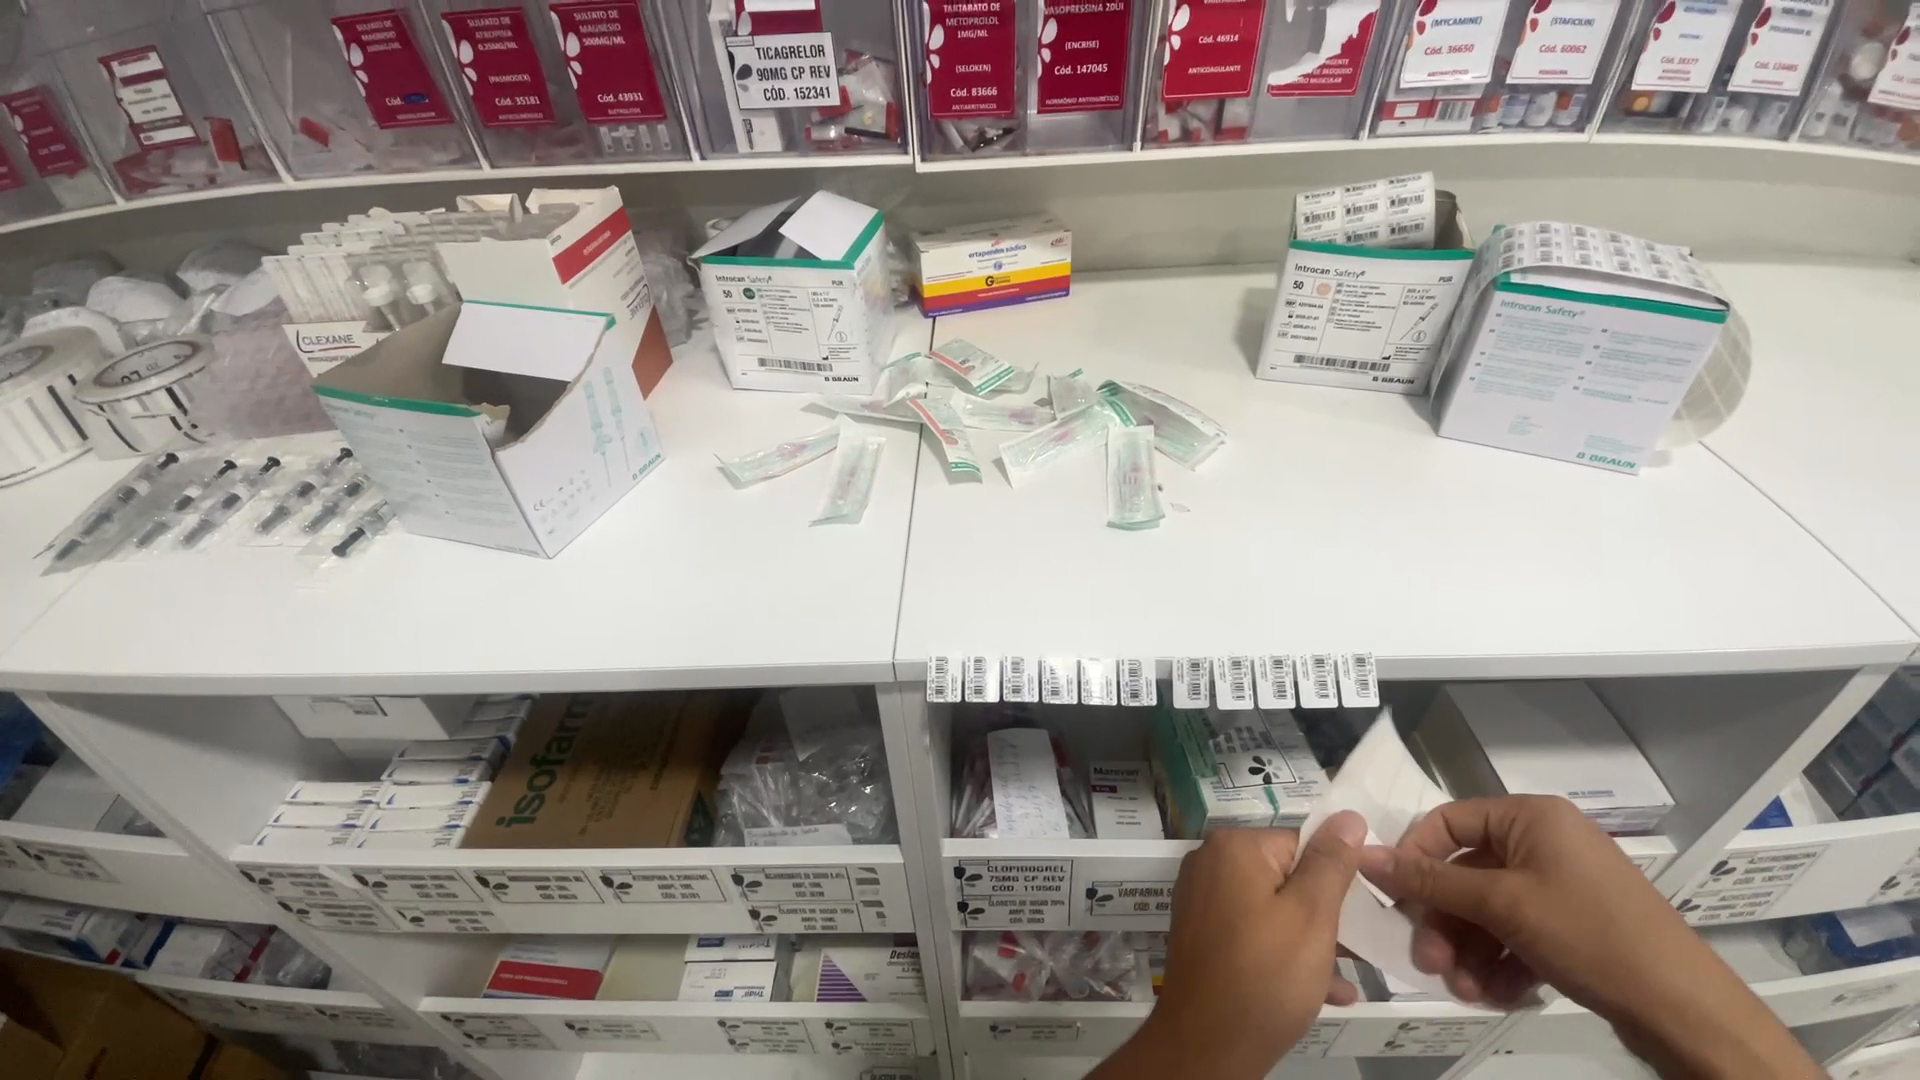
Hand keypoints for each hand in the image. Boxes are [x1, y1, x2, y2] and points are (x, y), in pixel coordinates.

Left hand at [1103, 812, 1366, 1079]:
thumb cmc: (1265, 973)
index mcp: (1233, 846)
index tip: (1362, 911)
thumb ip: (1331, 863)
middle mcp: (1210, 862)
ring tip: (1344, 976)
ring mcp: (1201, 897)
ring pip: (1272, 907)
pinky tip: (1322, 989)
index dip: (1335, 877)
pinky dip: (1283, 953)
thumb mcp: (1312, 915)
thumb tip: (1347, 815)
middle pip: (1285, 875)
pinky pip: (1253, 930)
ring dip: (1310, 940)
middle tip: (1356, 948)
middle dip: (1324, 913)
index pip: (1300, 844)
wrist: (1207, 1042)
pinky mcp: (1202, 932)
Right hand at [1357, 795, 1821, 1079]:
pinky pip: (1517, 933)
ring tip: (1463, 989)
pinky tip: (1495, 994)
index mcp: (1530, 817)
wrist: (1689, 1014)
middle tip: (1428, 961)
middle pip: (1465, 872)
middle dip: (1444, 921)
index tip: (1393, 897)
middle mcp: (1543, 842)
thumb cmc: (1590, 936)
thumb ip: (1429, 880)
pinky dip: (1500, 962)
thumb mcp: (1501, 904)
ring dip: (1468, 950)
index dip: (1414, 856)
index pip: (1447, 822)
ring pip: (1488, 910)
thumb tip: (1364, 855)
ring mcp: (1561, 885)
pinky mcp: (1574, 925)